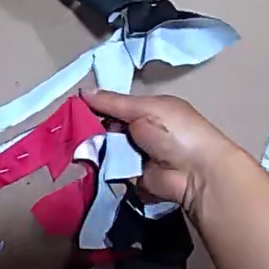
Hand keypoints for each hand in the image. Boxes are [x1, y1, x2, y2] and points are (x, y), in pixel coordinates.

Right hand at [81, 89, 248, 212]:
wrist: (195, 173)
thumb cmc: (175, 132)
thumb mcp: (146, 108)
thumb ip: (113, 102)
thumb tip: (83, 90)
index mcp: (147, 111)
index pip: (113, 107)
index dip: (95, 108)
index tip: (73, 110)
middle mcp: (139, 132)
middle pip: (105, 130)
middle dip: (90, 131)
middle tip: (74, 133)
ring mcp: (134, 156)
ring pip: (104, 151)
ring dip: (93, 151)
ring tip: (79, 150)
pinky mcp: (130, 178)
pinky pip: (109, 171)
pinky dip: (100, 169)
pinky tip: (87, 166)